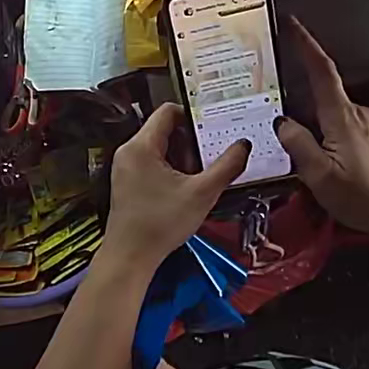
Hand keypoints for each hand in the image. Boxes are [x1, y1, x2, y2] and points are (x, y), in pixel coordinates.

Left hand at [100, 103, 248, 273]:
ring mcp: (125, 168)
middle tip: (210, 154)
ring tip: (200, 174)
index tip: (213, 124)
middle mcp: (128, 152)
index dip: (192, 114)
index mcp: (141, 146)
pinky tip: (184, 187)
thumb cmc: (160, 224)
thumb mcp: (201, 194)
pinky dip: (170, 169)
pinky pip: (151, 163)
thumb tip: (243, 145)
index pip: (167, 111)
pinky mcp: (126, 182)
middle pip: (164, 130)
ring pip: (159, 148)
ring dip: (182, 157)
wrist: (130, 256)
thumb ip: (226, 166)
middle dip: (190, 141)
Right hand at [275, 19, 368, 246]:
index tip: (293, 24)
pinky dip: (329, 137)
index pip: (322, 72)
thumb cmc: (363, 197)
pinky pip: (344, 127)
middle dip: (301, 107)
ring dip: (316, 129)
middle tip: (281, 125)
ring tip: (305, 157)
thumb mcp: (319, 176)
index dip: (306, 45)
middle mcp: (360, 113)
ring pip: (332, 116)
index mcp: (343, 117)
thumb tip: (283, 122)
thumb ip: (298, 145)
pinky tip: (326, 162)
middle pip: (322, 97)